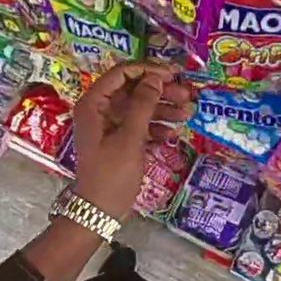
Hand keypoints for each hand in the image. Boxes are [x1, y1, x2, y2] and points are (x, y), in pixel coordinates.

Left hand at [69, 62, 191, 218]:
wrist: (100, 210)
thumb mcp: (130, 138)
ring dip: (162, 110)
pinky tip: (172, 136)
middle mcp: (99, 110)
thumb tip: (156, 78)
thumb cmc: (112, 174)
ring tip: (186, 114)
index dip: (148, 70)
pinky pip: (138, 126)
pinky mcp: (118, 141)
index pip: (121, 73)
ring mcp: (108, 126)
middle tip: (187, 95)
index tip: (174, 75)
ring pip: (139, 108)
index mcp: (93, 104)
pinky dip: (155, 128)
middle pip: (133, 90)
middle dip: (160, 92)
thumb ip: (143, 105)